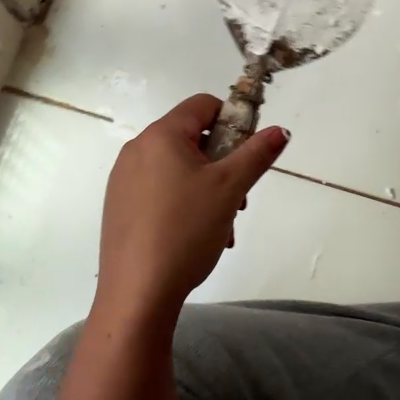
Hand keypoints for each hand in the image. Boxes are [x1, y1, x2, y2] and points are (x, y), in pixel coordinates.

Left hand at [93, 94, 289, 320]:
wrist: (137, 294)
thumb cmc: (186, 231)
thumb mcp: (229, 189)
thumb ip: (257, 154)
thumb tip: (280, 130)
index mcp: (161, 134)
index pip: (203, 105)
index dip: (232, 122)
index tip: (246, 155)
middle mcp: (137, 148)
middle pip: (191, 138)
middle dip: (222, 163)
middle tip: (238, 198)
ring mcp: (124, 178)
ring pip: (177, 167)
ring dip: (206, 187)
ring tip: (221, 226)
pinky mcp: (119, 206)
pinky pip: (159, 189)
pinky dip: (182, 202)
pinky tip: (195, 237)